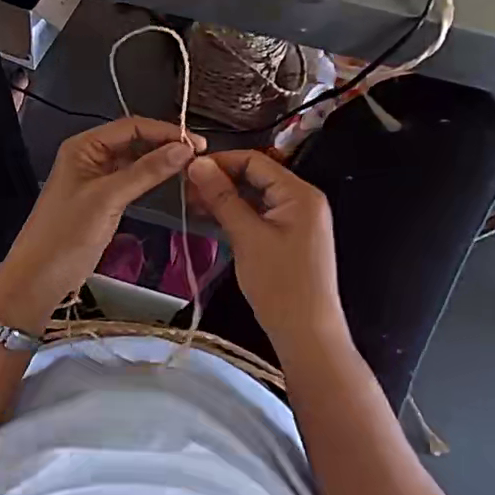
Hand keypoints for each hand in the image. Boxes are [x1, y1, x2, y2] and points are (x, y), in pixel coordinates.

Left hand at [0, 117, 204, 329]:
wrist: (39, 277)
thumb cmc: (68, 233)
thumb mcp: (108, 198)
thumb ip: (146, 171)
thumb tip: (185, 149)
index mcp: (83, 146)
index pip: (131, 126)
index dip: (165, 131)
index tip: (197, 144)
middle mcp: (90, 155)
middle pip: (134, 140)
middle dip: (164, 144)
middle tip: (200, 156)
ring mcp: (96, 178)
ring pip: (134, 160)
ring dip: (160, 161)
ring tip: (192, 167)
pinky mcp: (103, 199)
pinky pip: (131, 179)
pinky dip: (151, 178)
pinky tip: (172, 181)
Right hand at [186, 151, 343, 351]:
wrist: (307, 334)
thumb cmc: (280, 283)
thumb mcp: (247, 236)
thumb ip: (222, 197)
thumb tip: (197, 164)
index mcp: (299, 193)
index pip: (255, 161)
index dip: (220, 161)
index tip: (188, 170)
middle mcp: (303, 199)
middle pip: (256, 176)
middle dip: (221, 180)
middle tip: (186, 189)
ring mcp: (298, 219)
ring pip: (256, 196)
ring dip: (226, 197)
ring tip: (193, 203)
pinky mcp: (291, 237)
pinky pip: (261, 214)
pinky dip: (237, 214)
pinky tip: (212, 218)